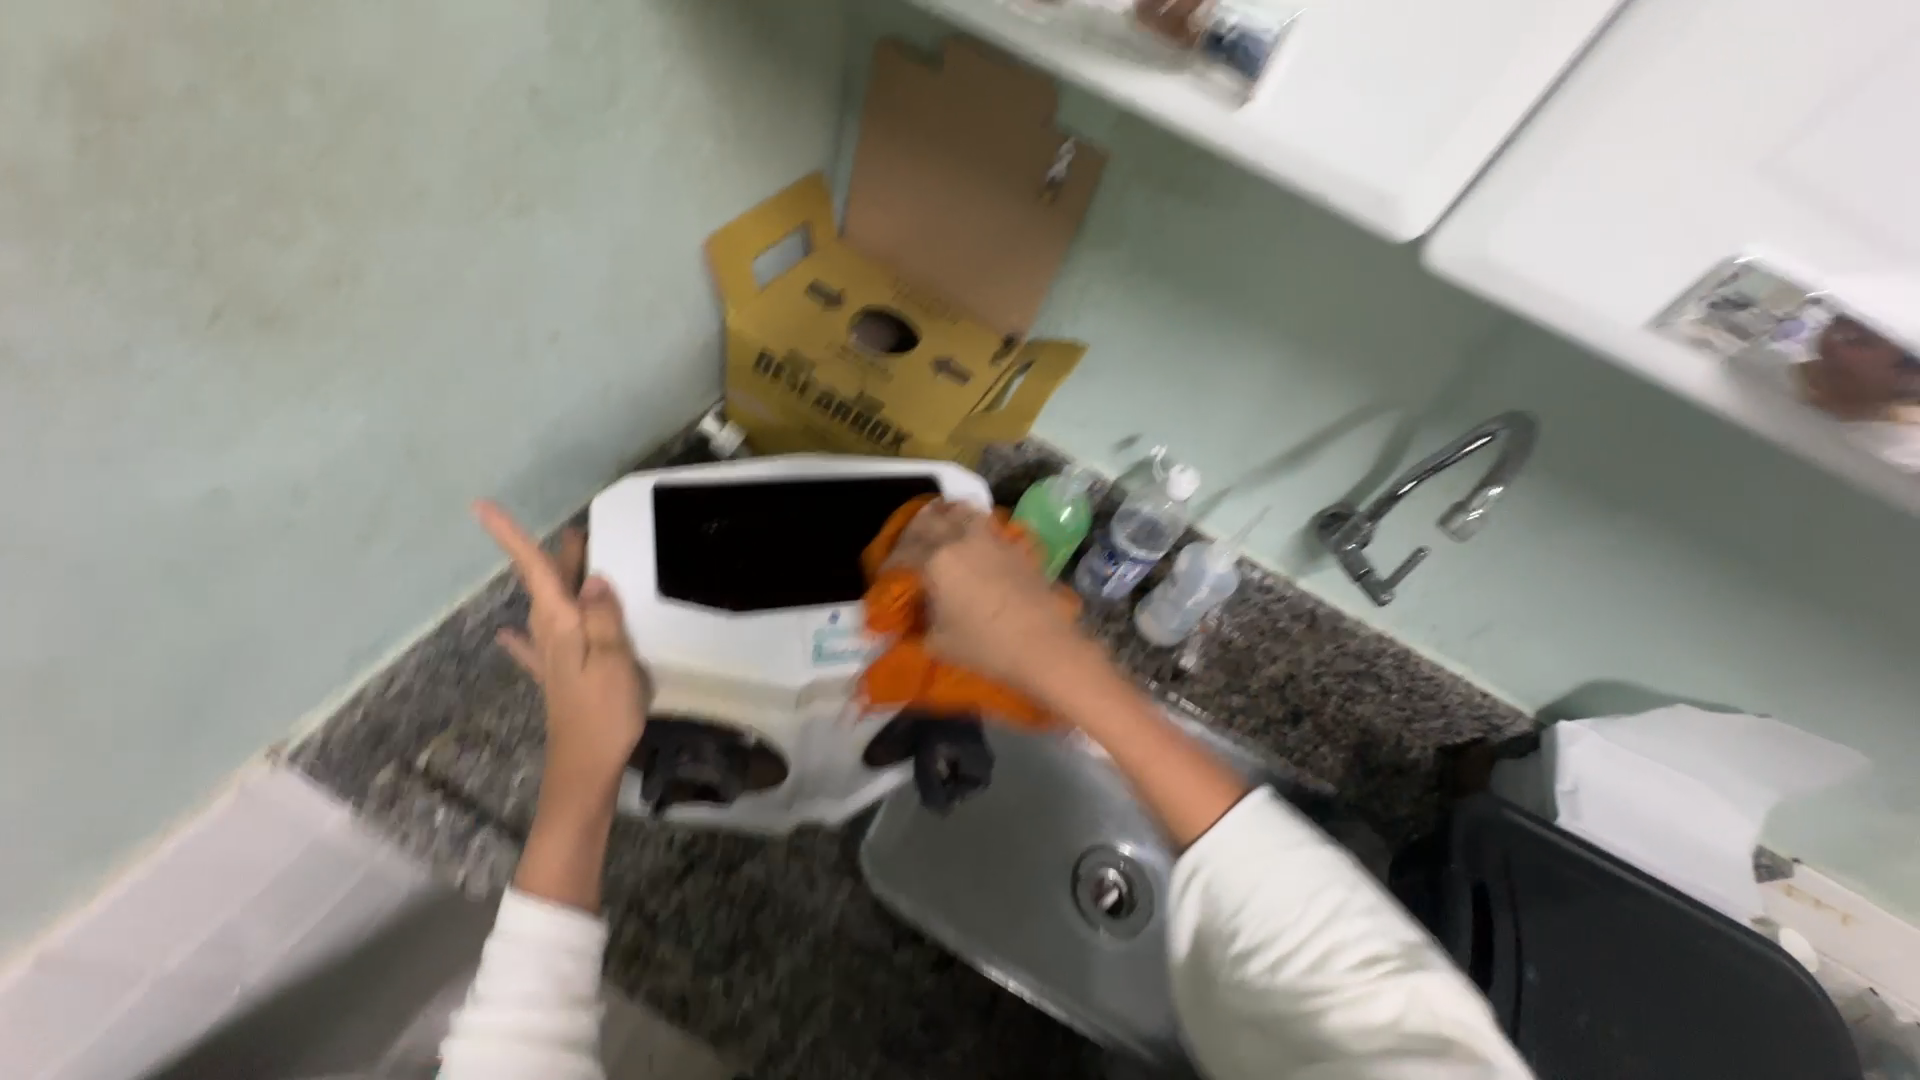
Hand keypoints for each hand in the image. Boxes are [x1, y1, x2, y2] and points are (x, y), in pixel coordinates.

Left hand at [476, 501, 650, 813]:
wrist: (586, 767)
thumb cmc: (604, 712)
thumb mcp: (613, 660)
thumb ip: (603, 617)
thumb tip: (592, 579)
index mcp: (561, 625)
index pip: (535, 571)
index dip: (511, 537)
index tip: (480, 506)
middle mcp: (550, 635)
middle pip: (546, 584)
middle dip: (555, 554)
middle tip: (579, 529)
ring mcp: (551, 658)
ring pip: (549, 607)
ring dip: (557, 580)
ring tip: (576, 558)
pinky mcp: (558, 679)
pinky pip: (537, 647)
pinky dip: (524, 635)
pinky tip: (506, 634)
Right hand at [886, 499, 1102, 700]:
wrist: (1043, 645)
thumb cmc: (984, 647)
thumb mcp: (938, 643)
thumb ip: (921, 624)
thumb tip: (919, 616)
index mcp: (936, 561)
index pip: (904, 552)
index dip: (892, 561)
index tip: (888, 571)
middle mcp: (962, 540)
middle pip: (931, 520)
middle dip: (915, 530)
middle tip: (911, 543)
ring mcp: (992, 540)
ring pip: (963, 512)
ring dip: (947, 516)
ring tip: (942, 527)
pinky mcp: (1016, 547)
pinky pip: (988, 527)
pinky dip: (975, 528)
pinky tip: (975, 544)